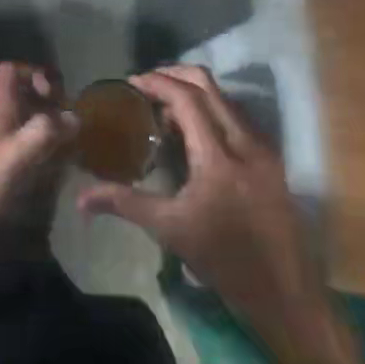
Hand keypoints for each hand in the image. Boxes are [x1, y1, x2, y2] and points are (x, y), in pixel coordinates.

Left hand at [0, 62, 75, 238]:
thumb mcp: (17, 155)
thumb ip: (46, 132)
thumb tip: (75, 116)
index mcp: (0, 110)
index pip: (12, 71)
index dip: (36, 74)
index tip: (55, 96)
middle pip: (23, 97)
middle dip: (49, 106)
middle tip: (69, 128)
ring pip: (23, 123)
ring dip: (45, 131)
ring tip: (66, 152)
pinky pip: (19, 148)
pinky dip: (36, 153)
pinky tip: (47, 174)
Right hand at [78, 66, 326, 351]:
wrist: (282, 288)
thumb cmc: (223, 259)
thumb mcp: (170, 230)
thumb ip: (126, 204)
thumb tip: (81, 198)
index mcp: (218, 156)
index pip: (187, 99)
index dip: (158, 82)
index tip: (131, 82)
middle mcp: (245, 140)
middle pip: (209, 86)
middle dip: (176, 75)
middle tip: (147, 85)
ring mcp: (263, 146)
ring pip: (226, 99)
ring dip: (196, 93)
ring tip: (165, 109)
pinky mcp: (272, 156)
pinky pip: (239, 117)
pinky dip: (214, 111)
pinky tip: (195, 131)